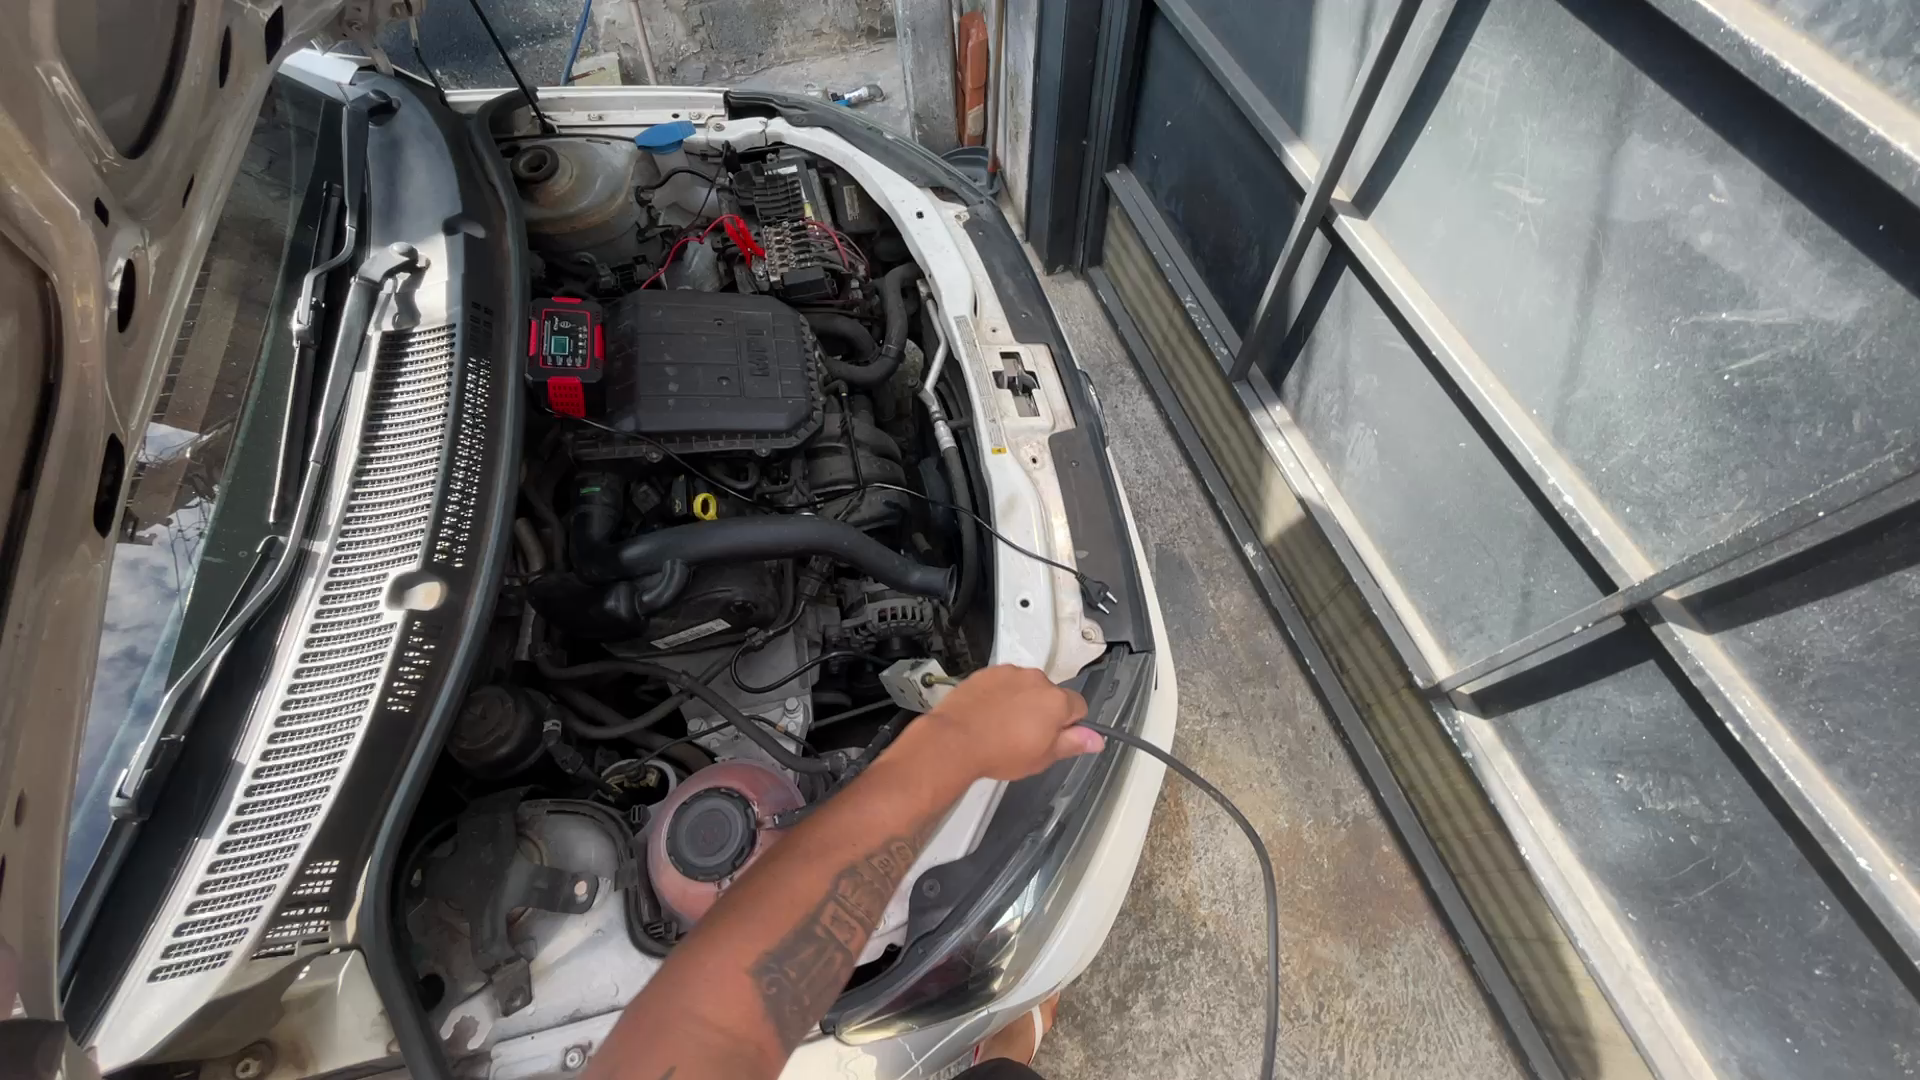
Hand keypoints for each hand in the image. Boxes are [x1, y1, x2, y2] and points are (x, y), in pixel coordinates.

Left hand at [912, 665, 1101, 781]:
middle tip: (1026, 736)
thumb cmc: (1000, 752)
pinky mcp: (987, 672)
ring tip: (1003, 726)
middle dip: (1043, 711)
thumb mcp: (1043, 757)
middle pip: (1051, 694)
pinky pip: (1002, 682)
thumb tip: (1096, 739)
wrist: (955, 740)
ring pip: (1026, 686)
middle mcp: (1036, 680)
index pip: (1079, 706)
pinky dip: (999, 694)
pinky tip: (988, 714)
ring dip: (1021, 700)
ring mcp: (1010, 673)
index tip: (1053, 737)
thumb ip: (1072, 743)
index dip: (1069, 724)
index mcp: (1056, 701)